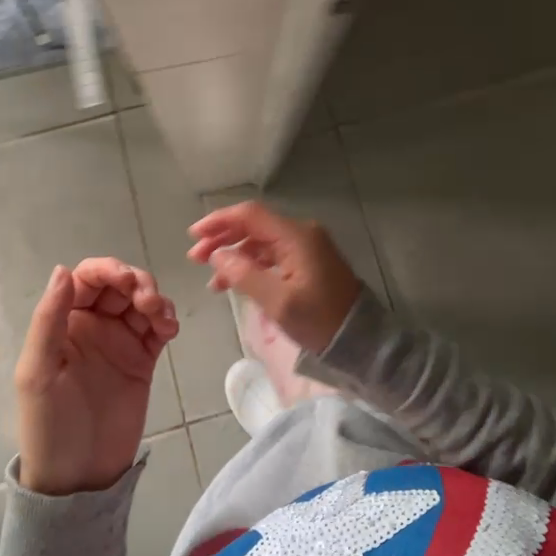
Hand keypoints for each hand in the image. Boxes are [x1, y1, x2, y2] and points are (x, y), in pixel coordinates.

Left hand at [14, 258, 178, 495]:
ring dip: (155, 300)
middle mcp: (92, 324)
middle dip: (138, 282)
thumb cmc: (49, 425)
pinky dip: (166, 320)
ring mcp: (119, 341)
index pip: (86, 278)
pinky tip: (168, 331)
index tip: (127, 281)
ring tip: (162, 321)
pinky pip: (157, 328)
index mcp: (63, 322)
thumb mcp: (37, 372)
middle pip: (119, 284)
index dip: (108, 269)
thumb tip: (62, 269)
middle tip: (148, 303)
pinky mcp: (142, 360)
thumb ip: (48, 319)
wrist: (78, 477)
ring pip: (142, 301)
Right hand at [187, 202, 359, 351]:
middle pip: (254, 226)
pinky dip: (250, 265)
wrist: (361, 339)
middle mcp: (300, 234)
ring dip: (234, 255)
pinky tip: (234, 283)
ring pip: (260, 242)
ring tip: (212, 280)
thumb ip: (245, 275)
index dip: (219, 221)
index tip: (194, 236)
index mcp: (296, 236)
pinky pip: (271, 255)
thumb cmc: (320, 320)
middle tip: (195, 258)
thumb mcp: (279, 302)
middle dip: (222, 238)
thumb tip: (217, 256)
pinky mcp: (307, 263)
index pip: (250, 215)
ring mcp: (305, 247)